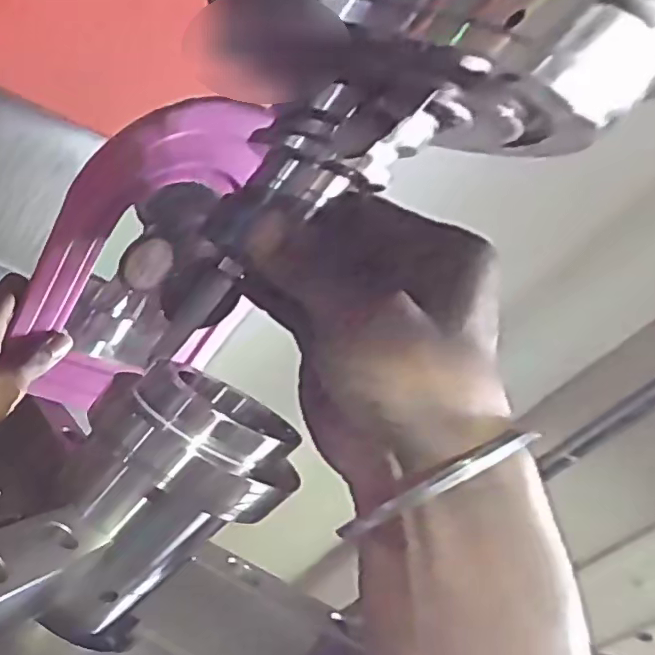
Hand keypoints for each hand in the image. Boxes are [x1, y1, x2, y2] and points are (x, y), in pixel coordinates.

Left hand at [0, 275, 71, 447]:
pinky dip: (4, 355)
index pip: (14, 286)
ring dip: (19, 342)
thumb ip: (39, 360)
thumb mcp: (11, 383)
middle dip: (32, 323)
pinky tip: (12, 377)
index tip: (54, 316)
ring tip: (36, 364)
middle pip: (8, 307)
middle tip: (51, 346)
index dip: (37, 294)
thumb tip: (63, 339)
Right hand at [239, 195, 513, 504]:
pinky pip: (294, 304)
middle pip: (329, 238)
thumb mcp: (363, 314)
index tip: (252, 199)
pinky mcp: (329, 340)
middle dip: (280, 233)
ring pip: (306, 271)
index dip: (305, 203)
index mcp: (434, 250)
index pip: (359, 208)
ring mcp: (361, 308)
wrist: (411, 456)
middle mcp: (400, 271)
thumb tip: (255, 222)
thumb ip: (306, 267)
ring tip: (219, 245)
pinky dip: (265, 291)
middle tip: (225, 222)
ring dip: (267, 262)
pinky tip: (231, 276)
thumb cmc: (410, 378)